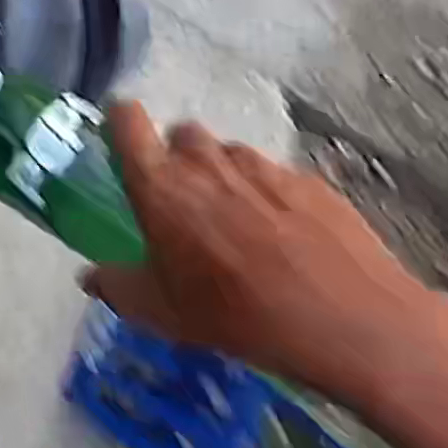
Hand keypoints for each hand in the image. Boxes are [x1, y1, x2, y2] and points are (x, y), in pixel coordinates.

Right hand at [84, 101, 438, 396]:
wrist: (358, 328)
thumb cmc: (237, 313)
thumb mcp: (160, 312)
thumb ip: (116, 286)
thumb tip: (90, 278)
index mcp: (158, 180)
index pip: (125, 119)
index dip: (120, 121)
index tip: (122, 140)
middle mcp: (204, 160)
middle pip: (180, 133)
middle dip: (178, 156)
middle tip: (186, 198)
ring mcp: (262, 167)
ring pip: (230, 153)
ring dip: (225, 174)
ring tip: (241, 219)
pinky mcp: (312, 182)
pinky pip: (278, 176)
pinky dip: (273, 196)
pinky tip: (289, 237)